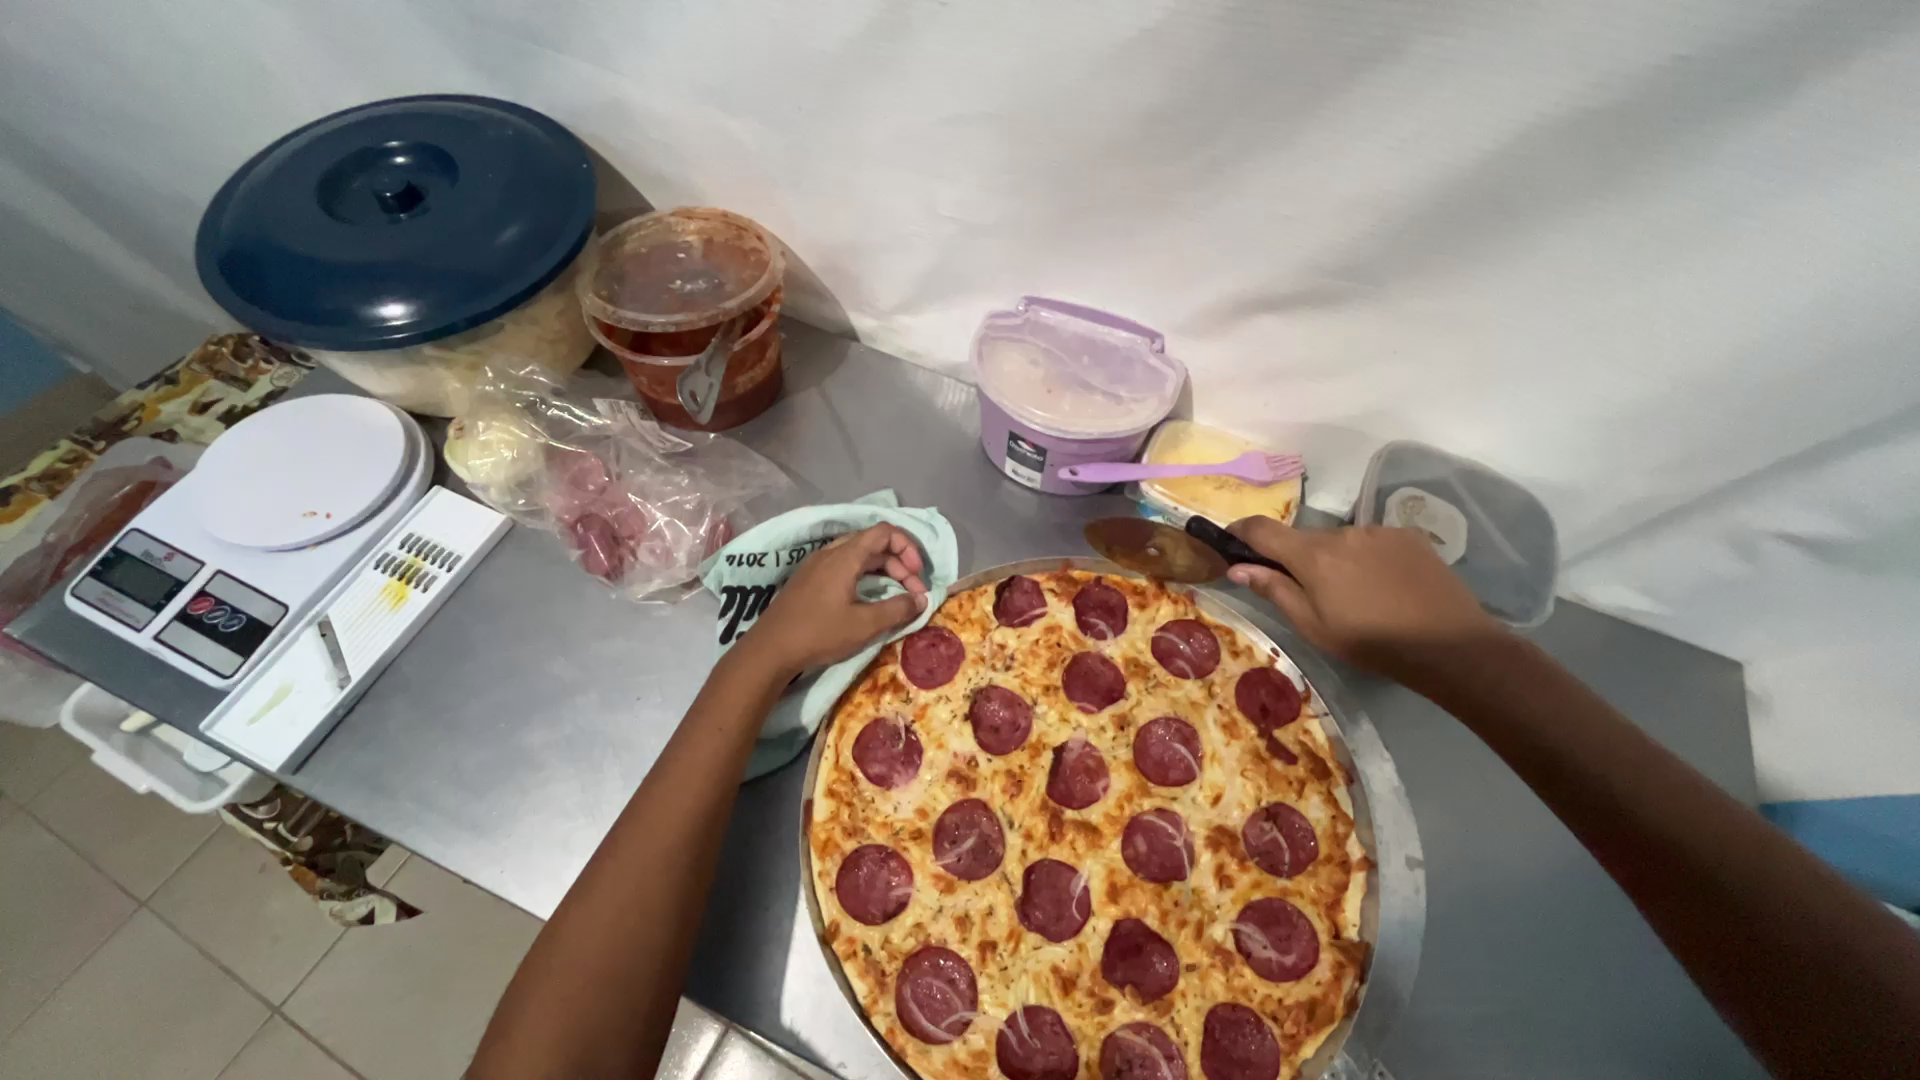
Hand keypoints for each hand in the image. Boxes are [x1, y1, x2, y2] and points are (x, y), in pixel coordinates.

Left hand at [736, 524, 928, 677]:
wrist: (770, 649)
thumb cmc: (819, 633)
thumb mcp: (865, 625)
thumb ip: (897, 609)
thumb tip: (921, 600)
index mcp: (845, 556)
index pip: (884, 532)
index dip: (908, 548)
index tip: (918, 575)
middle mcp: (830, 553)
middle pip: (874, 544)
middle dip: (899, 564)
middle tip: (913, 593)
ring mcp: (817, 566)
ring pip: (859, 556)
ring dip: (883, 571)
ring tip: (896, 596)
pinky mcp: (809, 580)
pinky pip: (844, 567)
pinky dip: (865, 577)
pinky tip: (869, 599)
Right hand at [1225, 516, 1504, 680]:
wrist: (1451, 645)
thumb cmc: (1372, 643)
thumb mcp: (1313, 626)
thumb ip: (1274, 590)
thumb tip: (1237, 567)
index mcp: (1313, 556)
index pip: (1262, 529)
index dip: (1240, 531)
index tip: (1230, 541)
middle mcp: (1342, 533)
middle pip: (1303, 539)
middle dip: (1296, 559)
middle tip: (1307, 593)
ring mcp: (1377, 531)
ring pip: (1339, 541)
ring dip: (1334, 560)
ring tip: (1355, 596)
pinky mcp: (1407, 536)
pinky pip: (1371, 542)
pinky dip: (1365, 559)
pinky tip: (1383, 587)